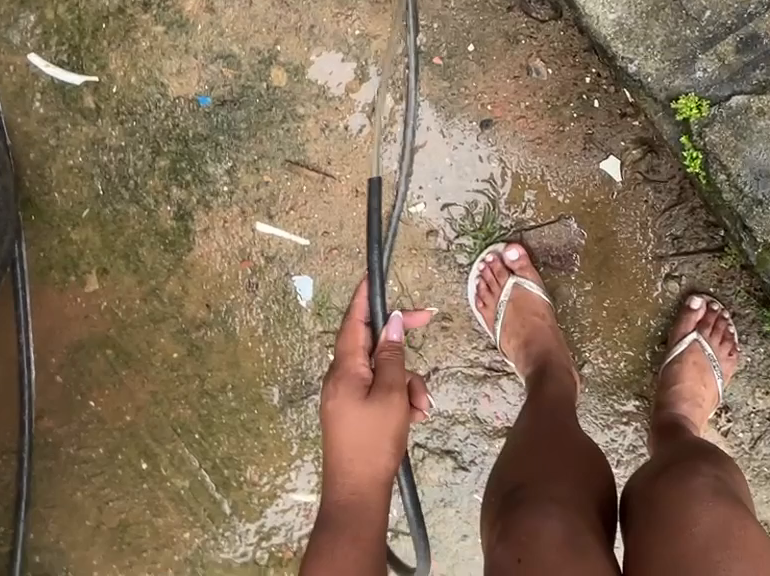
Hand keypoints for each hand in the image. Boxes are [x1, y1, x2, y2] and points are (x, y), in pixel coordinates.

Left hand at [319, 277, 434, 508]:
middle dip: (402, 341)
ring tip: (421, 405)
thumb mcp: (391, 393)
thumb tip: (391, 322)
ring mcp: (347, 396)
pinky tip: (415, 415)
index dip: (364, 296)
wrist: (357, 494)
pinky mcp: (355, 412)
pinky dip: (400, 396)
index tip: (374, 274)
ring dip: (407, 379)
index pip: (353, 320)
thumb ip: (392, 355)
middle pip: (374, 342)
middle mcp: (341, 377)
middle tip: (429, 319)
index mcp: (344, 368)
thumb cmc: (374, 440)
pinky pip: (381, 390)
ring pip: (384, 369)